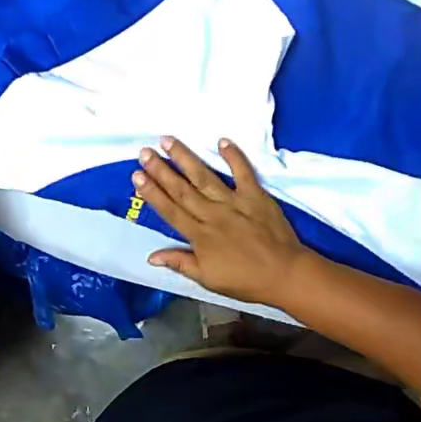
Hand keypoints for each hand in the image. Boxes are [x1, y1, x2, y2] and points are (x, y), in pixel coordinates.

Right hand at [133, 136, 312, 306]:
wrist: (284, 274)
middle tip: (144, 152)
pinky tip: (222, 141)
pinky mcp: (256, 196)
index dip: (152, 194)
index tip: (136, 177)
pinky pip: (243, 172)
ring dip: (185, 158)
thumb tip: (152, 256)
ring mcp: (234, 202)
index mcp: (200, 236)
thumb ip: (180, 263)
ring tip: (168, 141)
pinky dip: (233, 156)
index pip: (170, 211)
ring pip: (204, 176)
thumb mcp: (208, 279)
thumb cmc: (245, 280)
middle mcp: (213, 215)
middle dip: (161, 170)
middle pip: (182, 189)